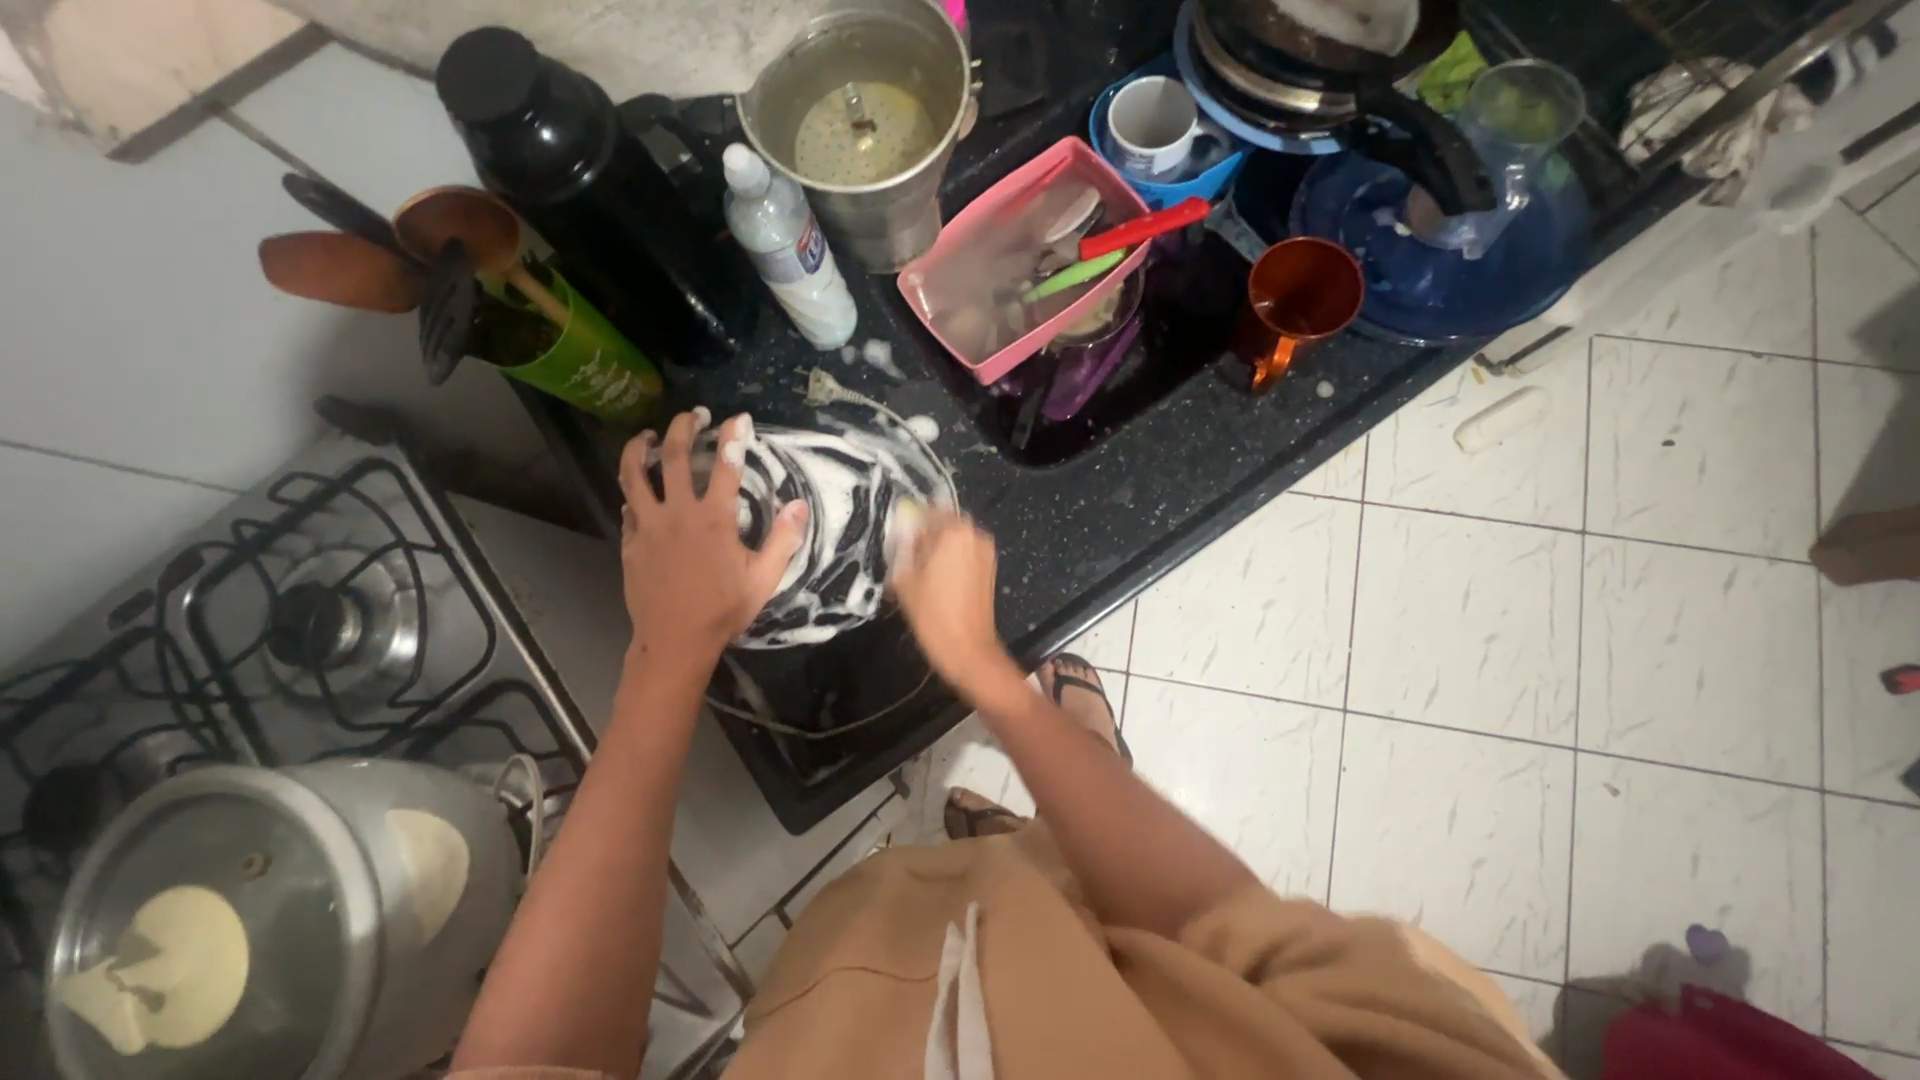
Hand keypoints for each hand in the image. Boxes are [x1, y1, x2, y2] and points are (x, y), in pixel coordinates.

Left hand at [618, 409, 807, 669]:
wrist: (675, 640)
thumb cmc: (724, 610)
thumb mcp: (764, 578)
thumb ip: (783, 540)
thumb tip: (799, 505)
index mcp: (715, 519)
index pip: (727, 465)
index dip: (734, 437)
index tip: (739, 418)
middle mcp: (679, 513)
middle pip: (677, 456)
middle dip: (685, 427)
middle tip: (693, 414)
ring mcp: (649, 526)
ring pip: (636, 474)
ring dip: (641, 448)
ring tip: (648, 436)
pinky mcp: (631, 542)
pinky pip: (628, 507)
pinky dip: (633, 491)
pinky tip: (637, 490)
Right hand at [888, 509, 1019, 697]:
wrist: (967, 649)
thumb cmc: (933, 615)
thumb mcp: (905, 578)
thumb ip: (903, 546)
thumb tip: (904, 528)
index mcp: (954, 532)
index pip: (927, 510)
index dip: (912, 524)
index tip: (901, 541)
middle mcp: (974, 535)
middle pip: (943, 524)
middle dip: (926, 537)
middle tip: (909, 560)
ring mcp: (985, 552)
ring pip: (955, 540)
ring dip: (938, 550)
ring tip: (921, 575)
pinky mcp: (989, 569)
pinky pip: (965, 554)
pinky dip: (951, 561)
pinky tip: (937, 584)